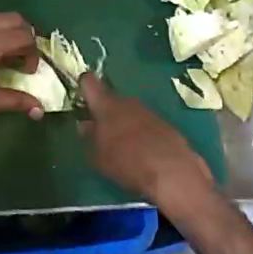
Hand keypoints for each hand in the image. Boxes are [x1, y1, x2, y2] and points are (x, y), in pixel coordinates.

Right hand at [79, 74, 215, 214]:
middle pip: (110, 99)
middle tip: (99, 132)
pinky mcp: (165, 124)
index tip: (80, 98)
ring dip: (123, 123)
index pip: (89, 82)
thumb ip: (89, 137)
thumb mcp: (98, 157)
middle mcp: (127, 101)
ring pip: (129, 111)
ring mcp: (148, 111)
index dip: (82, 86)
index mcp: (106, 105)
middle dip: (104, 112)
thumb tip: (85, 125)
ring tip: (121, 146)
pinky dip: (140, 133)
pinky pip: (145, 123)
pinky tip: (141, 152)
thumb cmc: (126, 163)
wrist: (172, 171)